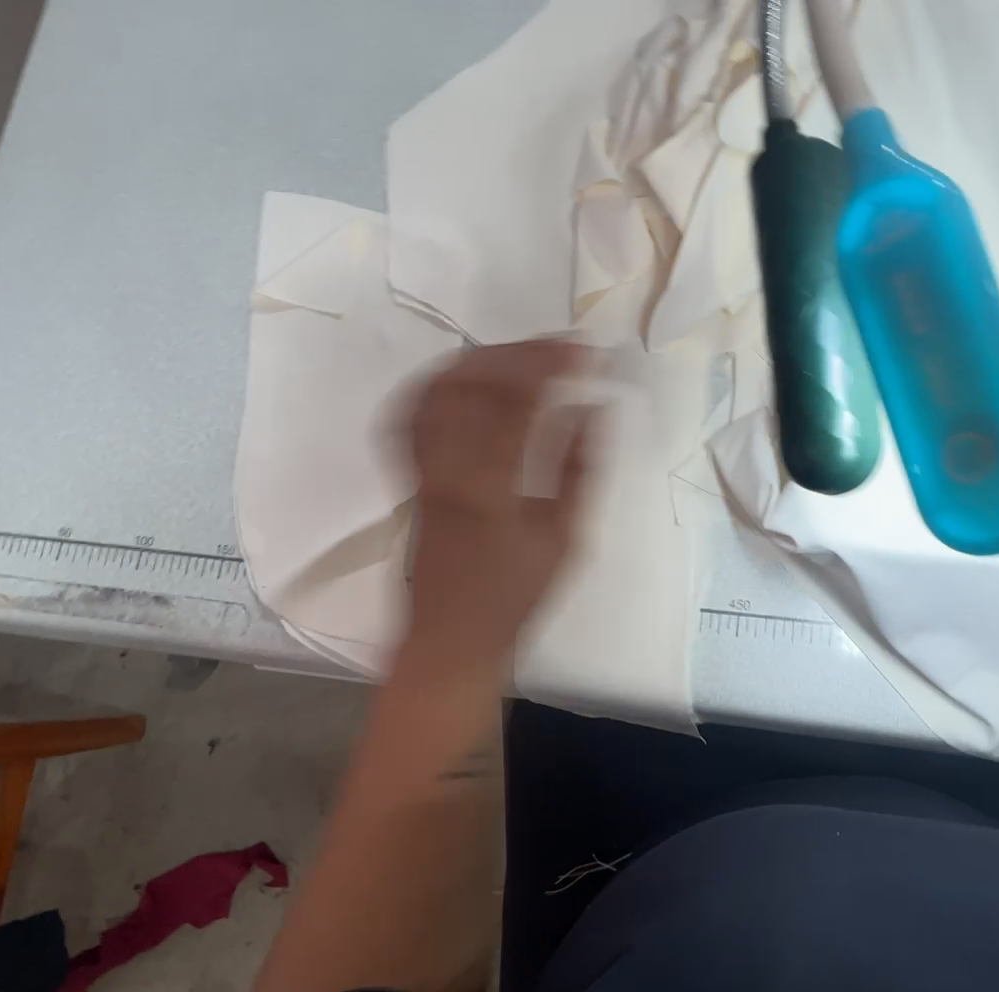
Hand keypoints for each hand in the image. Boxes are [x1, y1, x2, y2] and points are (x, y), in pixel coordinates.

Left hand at [401, 342, 593, 673]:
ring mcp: (418, 466)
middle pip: (472, 381)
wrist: (450, 636)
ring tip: (522, 354)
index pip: (519, 400)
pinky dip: (442, 381)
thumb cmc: (516, 595)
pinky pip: (412, 410)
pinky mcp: (407, 472)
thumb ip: (579, 470)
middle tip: (562, 347)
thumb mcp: (565, 539)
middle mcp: (445, 465)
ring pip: (436, 387)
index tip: (589, 352)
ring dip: (481, 358)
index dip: (554, 365)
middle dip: (520, 351)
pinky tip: (469, 378)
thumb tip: (591, 409)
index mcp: (491, 485)